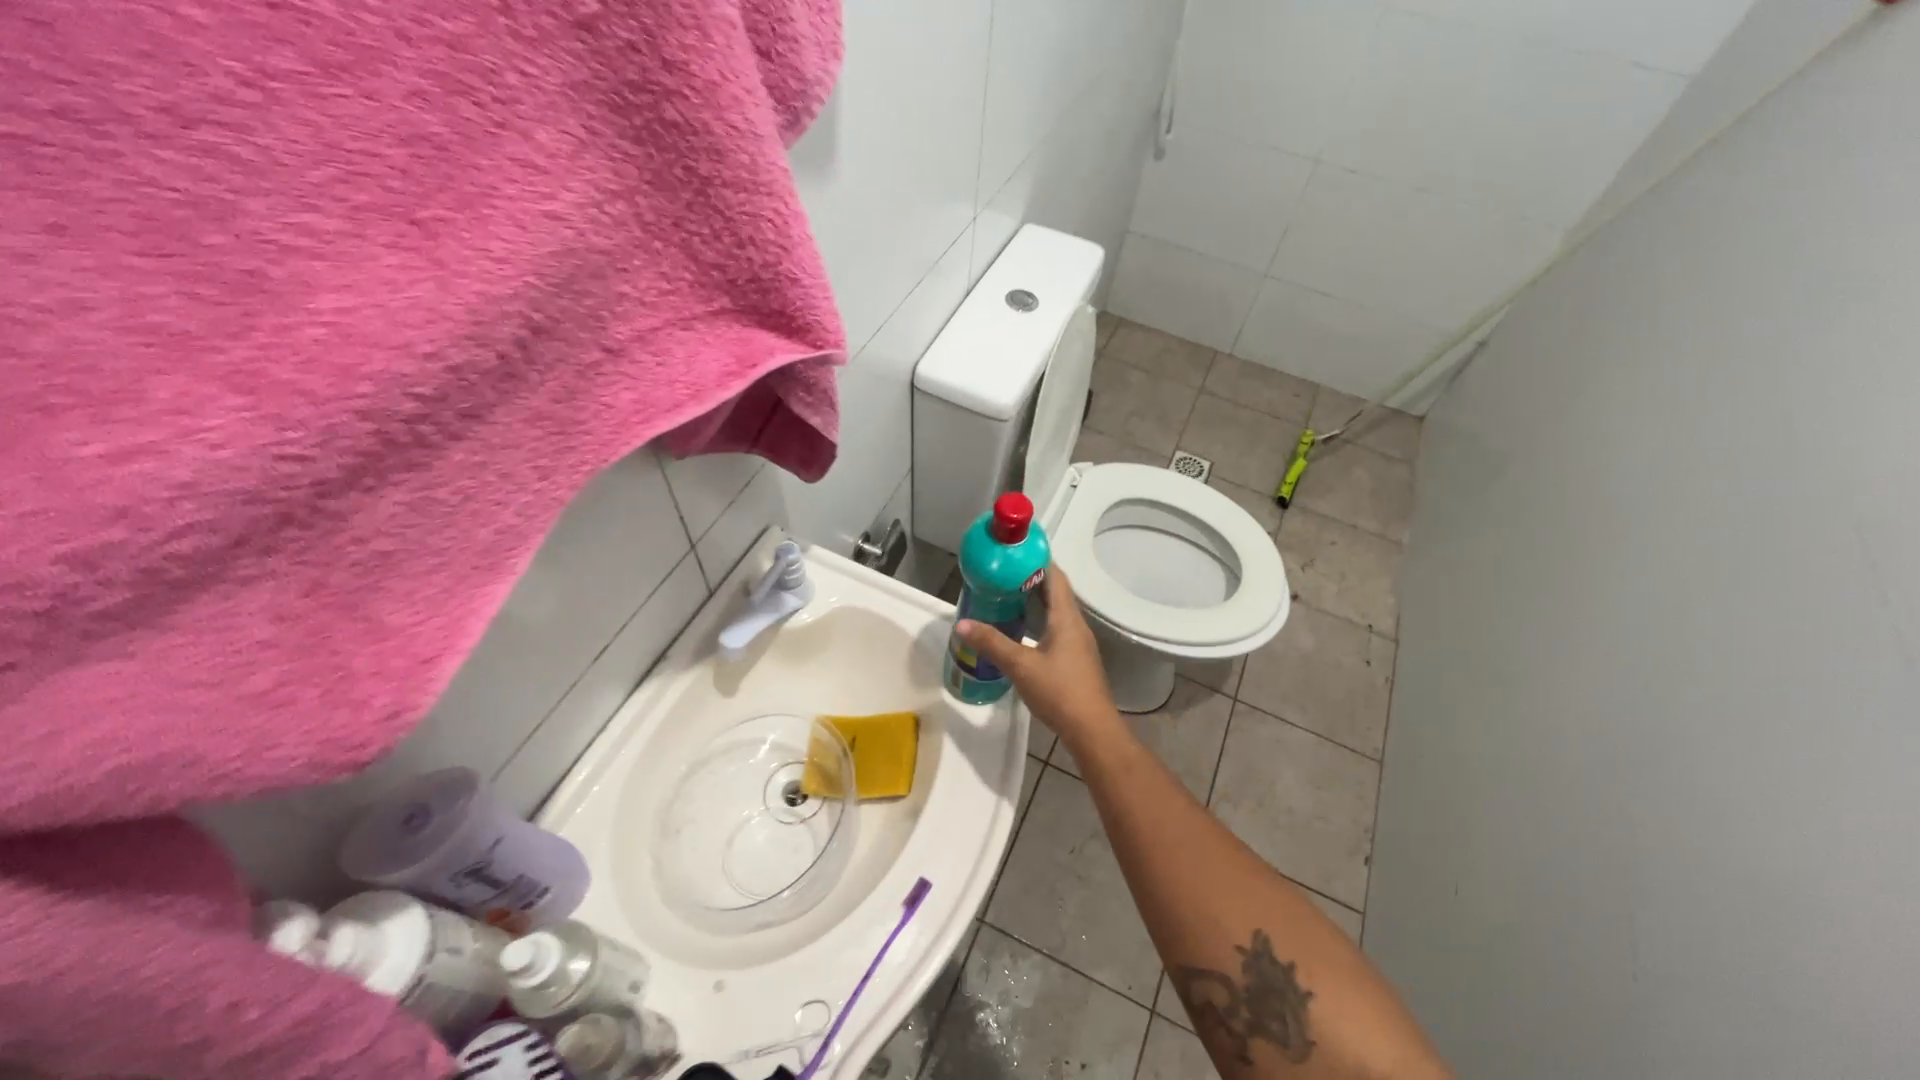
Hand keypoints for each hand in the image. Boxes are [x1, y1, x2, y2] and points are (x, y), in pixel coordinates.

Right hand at [956, 565, 1120, 745]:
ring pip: (1055, 612)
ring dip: (1033, 602)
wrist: (1092, 729)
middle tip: (1000, 573)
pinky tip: (1019, 631)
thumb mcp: (1020, 666)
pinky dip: (1037, 622)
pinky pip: (1056, 629)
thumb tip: (962, 624)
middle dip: (1029, 579)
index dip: (1036, 560)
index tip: (1013, 551)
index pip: (1055, 577)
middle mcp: (1076, 625)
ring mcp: (1078, 643)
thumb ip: (992, 643)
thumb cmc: (1059, 692)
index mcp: (1066, 618)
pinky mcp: (1075, 660)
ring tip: (1004, 597)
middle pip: (1055, 592)